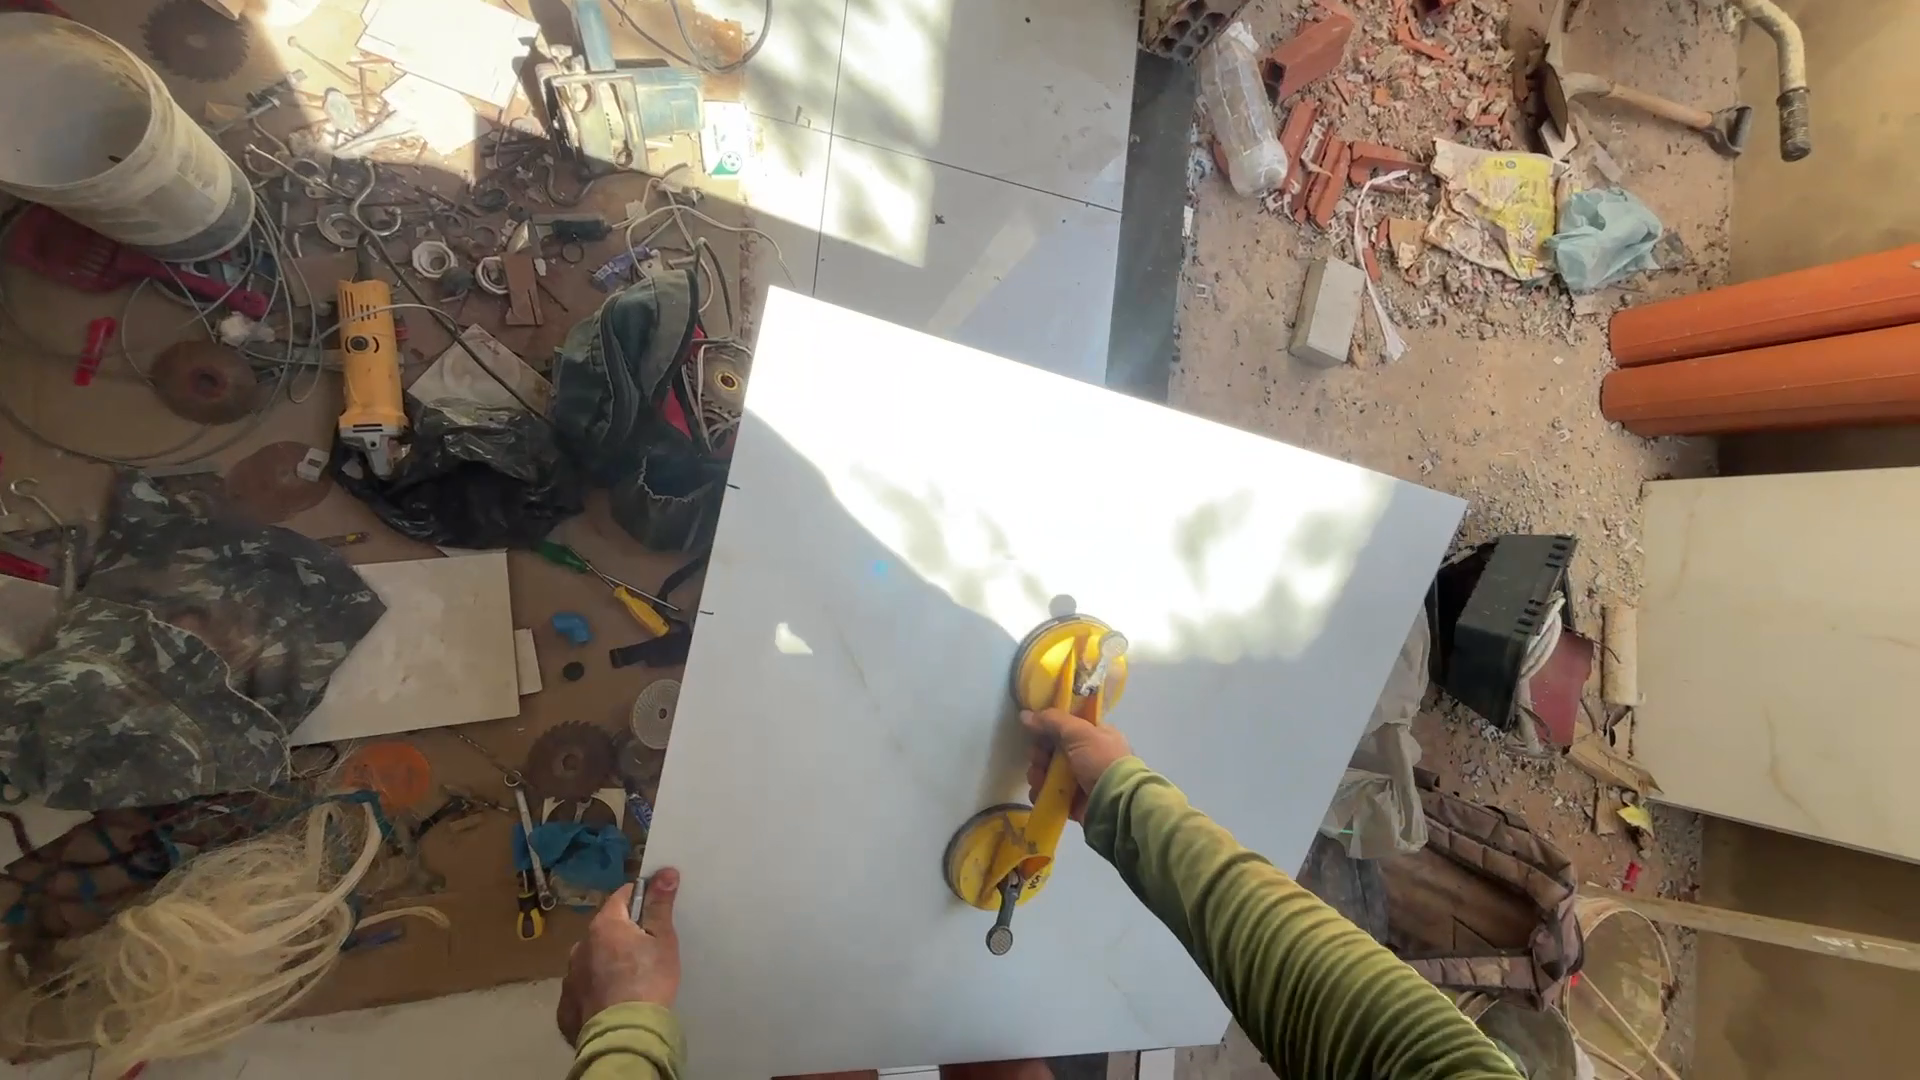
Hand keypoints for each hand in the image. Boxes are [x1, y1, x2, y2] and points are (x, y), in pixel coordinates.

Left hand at [556, 868, 681, 1045]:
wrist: (624, 1036)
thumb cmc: (648, 980)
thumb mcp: (663, 939)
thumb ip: (660, 904)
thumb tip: (665, 872)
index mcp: (604, 926)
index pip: (622, 897)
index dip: (640, 899)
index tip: (655, 912)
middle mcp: (580, 947)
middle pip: (606, 930)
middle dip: (623, 934)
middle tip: (646, 951)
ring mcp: (569, 979)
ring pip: (592, 960)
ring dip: (606, 962)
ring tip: (628, 980)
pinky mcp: (565, 1009)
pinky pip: (583, 989)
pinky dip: (595, 990)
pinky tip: (611, 1001)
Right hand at [1020, 708, 1131, 822]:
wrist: (1115, 804)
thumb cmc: (1101, 760)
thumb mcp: (1079, 732)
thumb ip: (1052, 721)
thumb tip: (1025, 714)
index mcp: (1096, 735)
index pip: (1066, 726)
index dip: (1049, 728)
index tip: (1036, 732)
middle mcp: (1089, 755)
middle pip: (1053, 749)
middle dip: (1040, 754)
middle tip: (1038, 759)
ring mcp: (1081, 779)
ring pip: (1049, 771)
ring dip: (1038, 774)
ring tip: (1038, 779)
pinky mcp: (1073, 801)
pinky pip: (1050, 792)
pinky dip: (1041, 792)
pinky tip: (1038, 792)